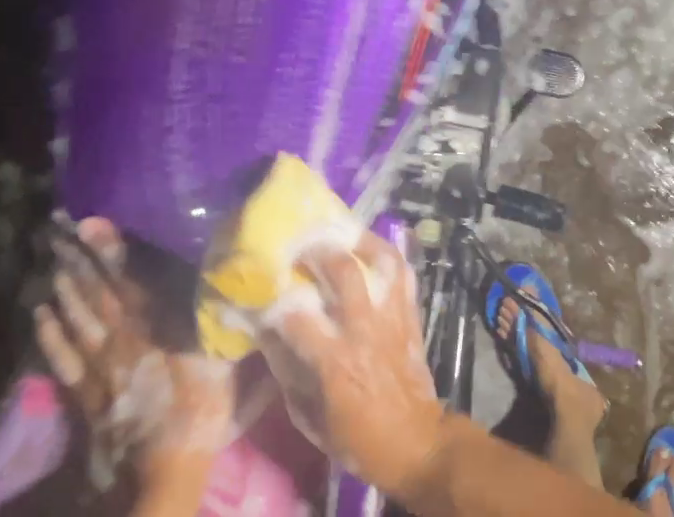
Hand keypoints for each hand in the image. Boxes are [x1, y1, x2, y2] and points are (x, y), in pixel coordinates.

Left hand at [35, 217, 236, 475]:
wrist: (165, 464)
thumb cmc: (200, 402)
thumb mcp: (216, 348)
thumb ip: (211, 309)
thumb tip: (218, 273)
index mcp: (154, 320)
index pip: (127, 275)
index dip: (108, 247)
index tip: (88, 221)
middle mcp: (121, 333)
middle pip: (96, 289)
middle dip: (78, 258)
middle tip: (57, 230)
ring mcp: (98, 363)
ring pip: (75, 315)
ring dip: (63, 286)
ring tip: (53, 260)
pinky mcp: (85, 391)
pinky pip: (61, 354)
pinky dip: (49, 331)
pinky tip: (41, 312)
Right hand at [260, 231, 445, 492]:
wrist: (415, 441)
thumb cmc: (356, 437)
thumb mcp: (308, 416)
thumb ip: (287, 372)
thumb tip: (268, 335)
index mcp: (334, 360)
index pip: (296, 316)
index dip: (272, 299)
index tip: (258, 288)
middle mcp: (364, 329)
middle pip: (344, 271)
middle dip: (318, 251)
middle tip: (300, 244)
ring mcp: (392, 317)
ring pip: (381, 261)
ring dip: (359, 240)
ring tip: (340, 232)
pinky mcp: (411, 315)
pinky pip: (405, 273)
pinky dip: (389, 255)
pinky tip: (372, 247)